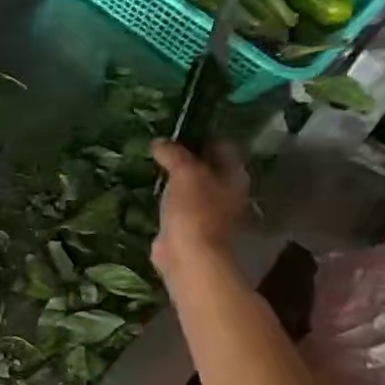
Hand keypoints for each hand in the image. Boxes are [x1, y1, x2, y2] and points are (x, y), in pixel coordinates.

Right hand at [149, 139, 247, 276]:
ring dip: (174, 178)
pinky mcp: (189, 227)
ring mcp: (208, 211)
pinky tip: (150, 190)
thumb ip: (174, 153)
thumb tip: (159, 142)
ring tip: (151, 165)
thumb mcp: (184, 172)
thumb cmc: (194, 210)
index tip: (177, 128)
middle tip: (159, 146)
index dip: (200, 134)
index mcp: (234, 174)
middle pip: (206, 166)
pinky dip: (166, 198)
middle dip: (185, 157)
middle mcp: (226, 191)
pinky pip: (177, 205)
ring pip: (190, 186)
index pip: (221, 144)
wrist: (188, 256)